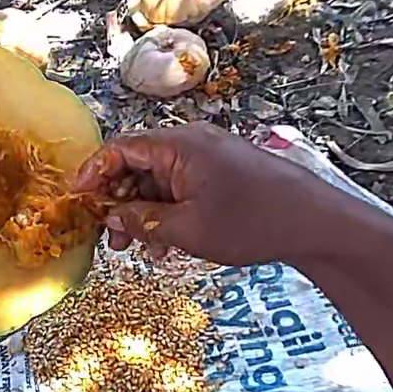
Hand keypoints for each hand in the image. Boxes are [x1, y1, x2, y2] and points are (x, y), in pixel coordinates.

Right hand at [72, 123, 330, 266]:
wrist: (316, 223)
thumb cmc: (253, 222)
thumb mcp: (188, 228)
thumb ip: (142, 221)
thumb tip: (112, 217)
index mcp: (179, 145)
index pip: (120, 148)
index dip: (93, 173)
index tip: (76, 199)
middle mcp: (191, 142)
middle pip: (138, 165)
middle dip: (119, 201)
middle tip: (110, 237)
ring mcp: (209, 157)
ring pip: (159, 181)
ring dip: (144, 213)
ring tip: (140, 248)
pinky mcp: (222, 172)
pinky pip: (182, 188)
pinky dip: (169, 212)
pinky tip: (168, 244)